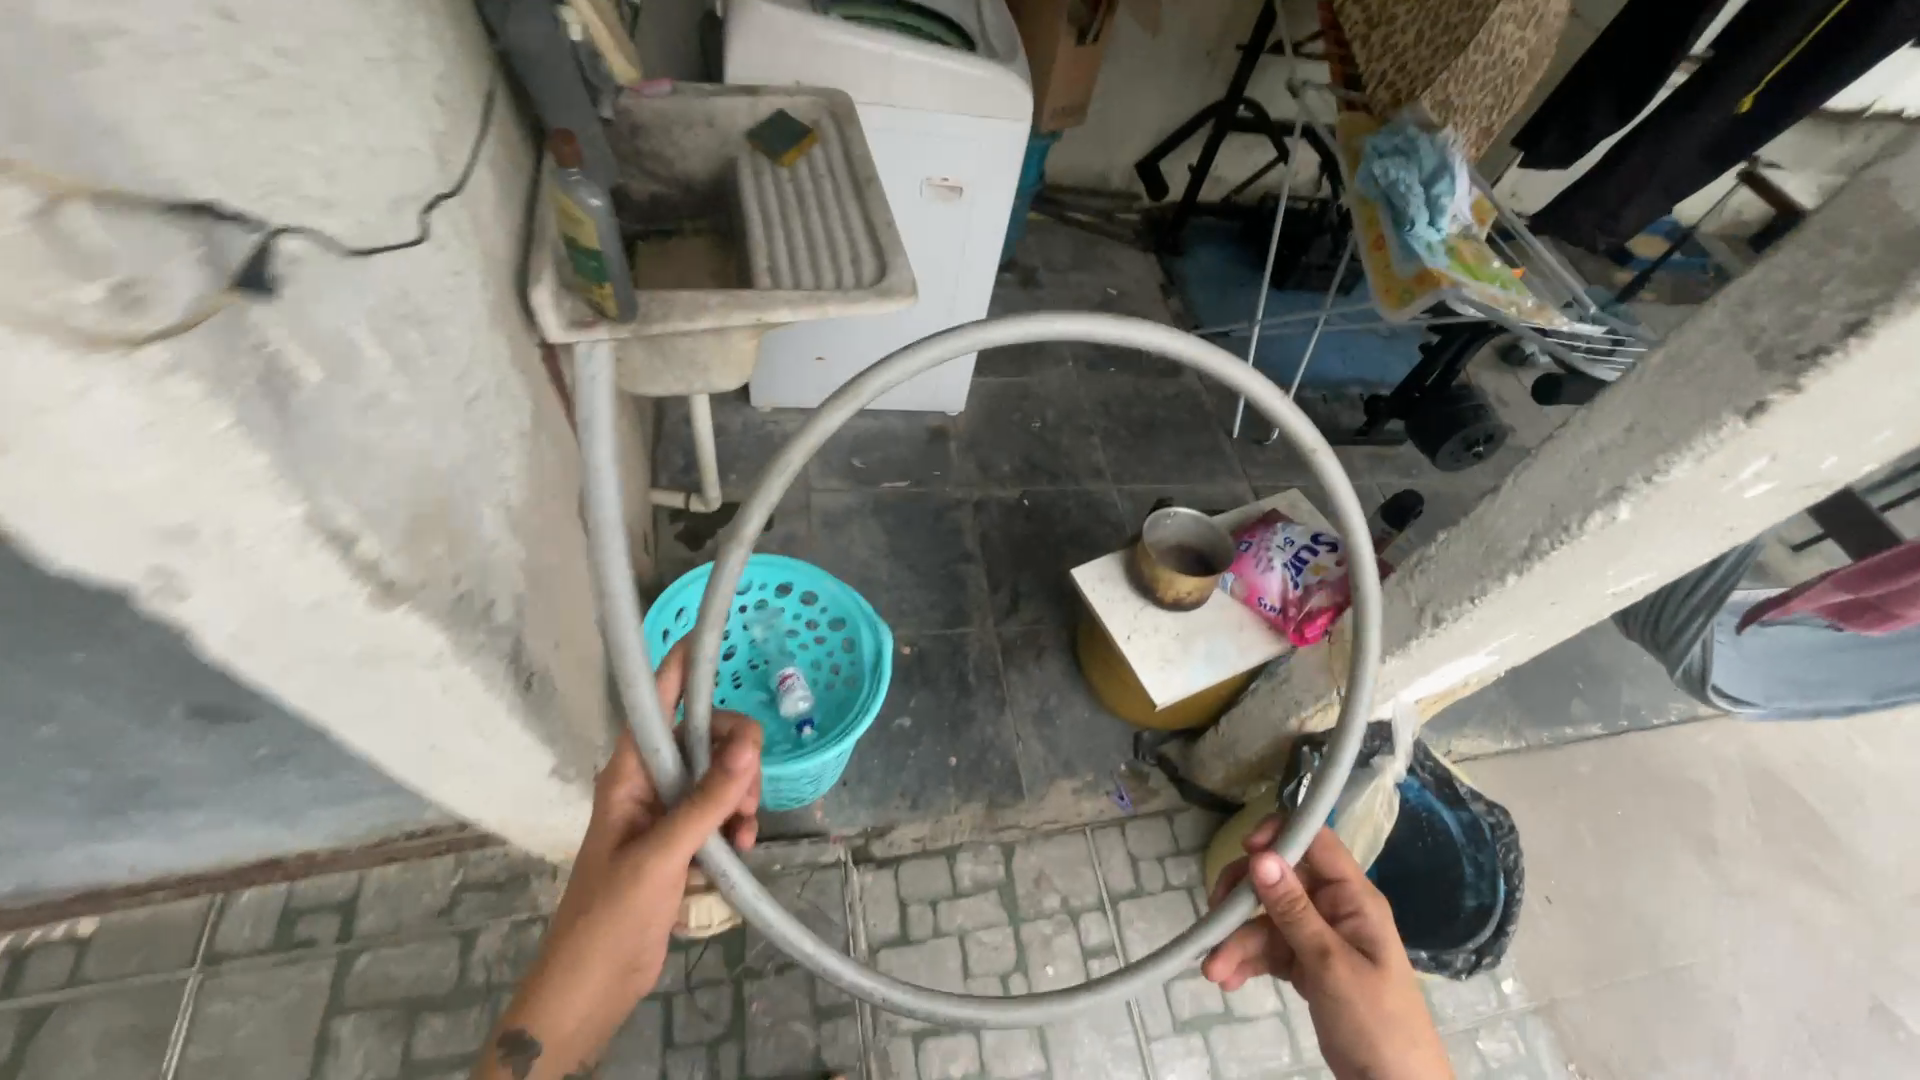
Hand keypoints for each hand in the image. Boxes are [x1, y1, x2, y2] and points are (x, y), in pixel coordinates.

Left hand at [477, 644, 762, 1079]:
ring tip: (742, 835)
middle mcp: (650, 781)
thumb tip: (748, 748)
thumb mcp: (660, 857)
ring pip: (721, 774)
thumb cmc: (609, 915)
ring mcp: (668, 811)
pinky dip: (737, 822)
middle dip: (736, 760)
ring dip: (741, 797)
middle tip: (745, 800)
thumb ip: (705, 802)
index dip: (679, 670)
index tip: (705, 638)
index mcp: (629, 773)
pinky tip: (741, 848)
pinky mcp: (683, 840)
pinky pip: (722, 809)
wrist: (593, 984)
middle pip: (707, 738)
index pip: (654, 705)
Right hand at [1204, 820, 1450, 1079]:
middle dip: (1242, 896)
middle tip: (1214, 912)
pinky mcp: (1304, 964)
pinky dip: (1245, 960)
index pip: (1316, 842)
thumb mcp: (1331, 965)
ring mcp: (1317, 936)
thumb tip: (1260, 855)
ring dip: (1236, 940)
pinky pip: (1266, 949)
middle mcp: (1332, 908)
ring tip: (1214, 969)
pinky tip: (1226, 978)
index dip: (1279, 835)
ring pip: (1264, 919)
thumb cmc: (1377, 1022)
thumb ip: (1293, 910)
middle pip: (1278, 879)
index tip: (1243, 850)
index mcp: (1352, 898)